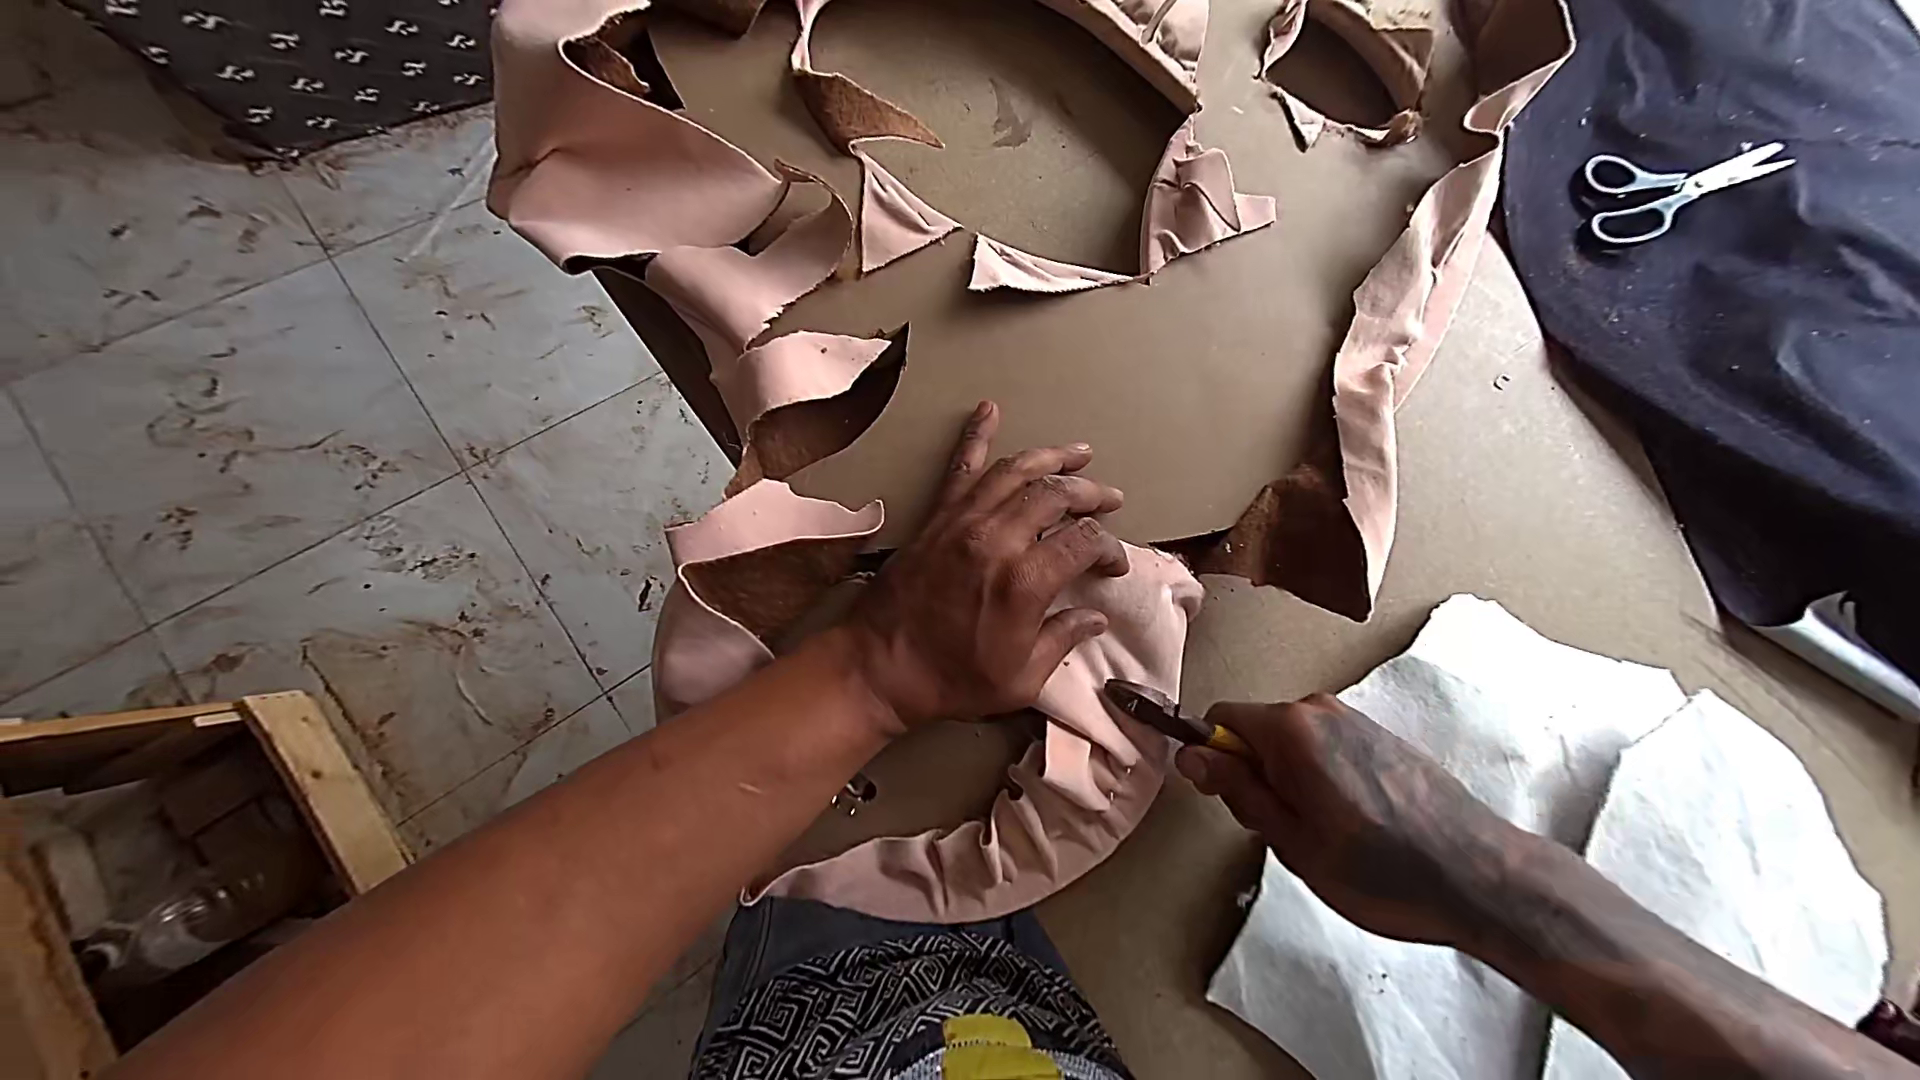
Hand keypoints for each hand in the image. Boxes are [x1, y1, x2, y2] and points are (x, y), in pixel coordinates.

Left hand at [841, 400, 1129, 727]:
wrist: (880, 667)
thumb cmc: (950, 679)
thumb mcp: (1021, 679)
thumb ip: (1063, 640)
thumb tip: (1093, 618)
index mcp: (1024, 582)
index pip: (1084, 543)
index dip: (1108, 549)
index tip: (1111, 563)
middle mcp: (996, 541)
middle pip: (1057, 496)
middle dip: (1091, 493)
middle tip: (1109, 499)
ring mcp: (963, 523)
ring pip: (1017, 471)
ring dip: (1053, 457)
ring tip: (1078, 452)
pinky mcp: (937, 518)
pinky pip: (961, 468)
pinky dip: (976, 435)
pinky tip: (989, 411)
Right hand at [1177, 694, 1526, 948]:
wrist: (1487, 880)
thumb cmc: (1381, 868)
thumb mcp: (1290, 838)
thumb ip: (1235, 787)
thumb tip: (1190, 754)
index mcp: (1289, 727)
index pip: (1219, 719)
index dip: (1216, 760)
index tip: (1237, 800)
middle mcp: (1317, 708)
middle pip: (1255, 730)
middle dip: (1255, 773)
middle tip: (1286, 827)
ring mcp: (1352, 718)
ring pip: (1289, 740)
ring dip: (1289, 777)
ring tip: (1324, 829)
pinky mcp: (1378, 733)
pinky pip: (1323, 743)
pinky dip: (1320, 774)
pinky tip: (1352, 818)